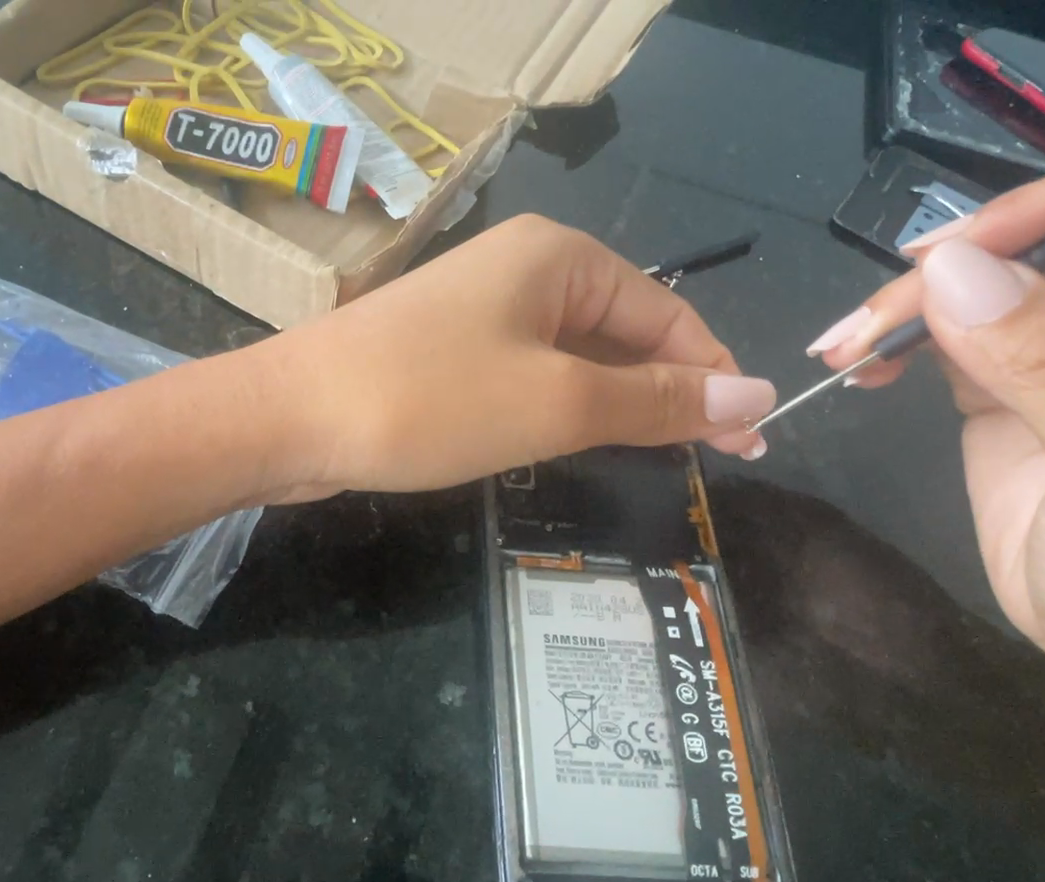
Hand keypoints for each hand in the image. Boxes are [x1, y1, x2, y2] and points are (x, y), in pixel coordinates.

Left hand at [245, 214, 775, 501]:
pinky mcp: (443, 354)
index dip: (712, 376)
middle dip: (662, 393)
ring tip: (651, 460)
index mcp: (558, 258)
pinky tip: (573, 446)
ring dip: (612, 406)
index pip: (664, 314)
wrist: (290, 419)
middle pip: (619, 333)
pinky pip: (524, 378)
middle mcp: (520, 271)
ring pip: (570, 359)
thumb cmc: (429, 402)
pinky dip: (558, 411)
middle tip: (706, 460)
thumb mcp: (556, 403)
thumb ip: (653, 400)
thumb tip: (753, 394)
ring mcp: (475, 313)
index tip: (752, 438)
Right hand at [809, 136, 1044, 707]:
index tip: (943, 262)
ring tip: (843, 350)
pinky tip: (861, 367)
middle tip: (862, 328)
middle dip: (947, 269)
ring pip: (982, 278)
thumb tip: (952, 274)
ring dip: (903, 307)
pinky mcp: (1006, 378)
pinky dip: (895, 340)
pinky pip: (946, 329)